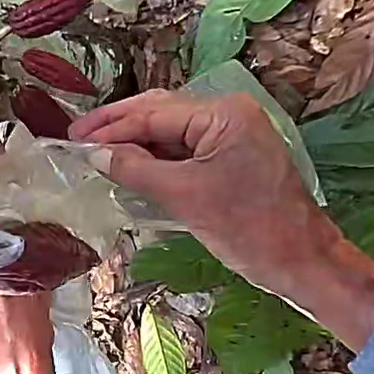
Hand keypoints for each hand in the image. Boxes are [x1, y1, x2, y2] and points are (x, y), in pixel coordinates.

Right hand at [70, 91, 373, 349]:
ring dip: (136, 143)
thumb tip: (96, 154)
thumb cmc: (248, 229)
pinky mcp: (232, 158)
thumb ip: (137, 170)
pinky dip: (157, 159)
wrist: (300, 261)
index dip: (110, 127)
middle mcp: (229, 114)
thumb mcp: (186, 198)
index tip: (73, 139)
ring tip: (95, 152)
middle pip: (161, 113)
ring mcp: (233, 136)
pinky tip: (130, 166)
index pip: (154, 113)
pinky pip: (187, 151)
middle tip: (77, 139)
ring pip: (172, 133)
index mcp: (223, 114)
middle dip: (119, 127)